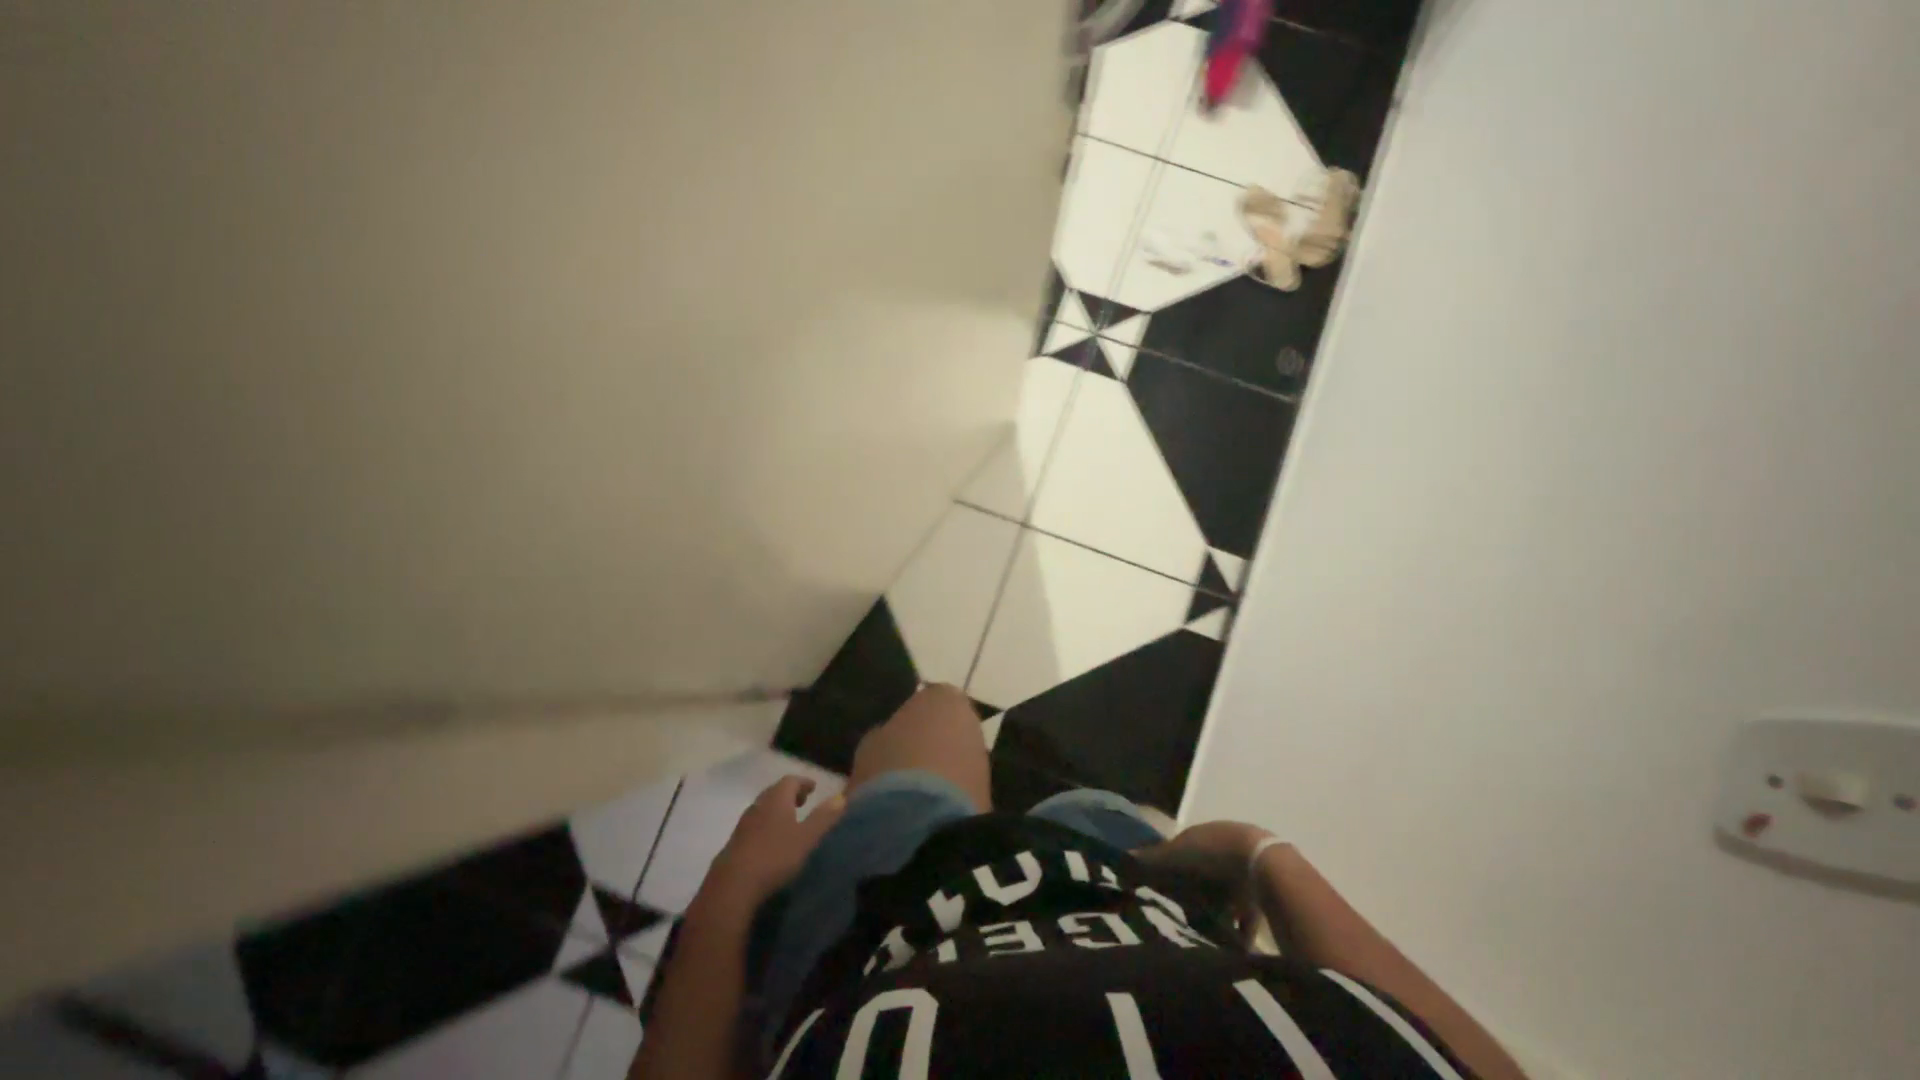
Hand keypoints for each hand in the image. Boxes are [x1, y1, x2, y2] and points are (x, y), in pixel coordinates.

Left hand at [701, 776, 846, 910]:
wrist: (733, 885)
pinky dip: (767, 824)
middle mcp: (757, 806)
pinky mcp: (736, 842)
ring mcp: (744, 824)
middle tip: (803, 802)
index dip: (803, 782)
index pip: (790, 781)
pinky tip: (772, 841)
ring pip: (763, 808)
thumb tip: (841, 797)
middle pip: (774, 792)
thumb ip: (823, 817)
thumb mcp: (806, 838)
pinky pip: (755, 824)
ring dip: (777, 809)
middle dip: (790, 794)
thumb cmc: (775, 856)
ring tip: (790, 821)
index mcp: (776, 800)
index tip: (814, 787)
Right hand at [1133, 821, 1274, 943]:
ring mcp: (1248, 864)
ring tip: (1210, 932)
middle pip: (1204, 870)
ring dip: (1219, 908)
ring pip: (1226, 889)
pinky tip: (1236, 943)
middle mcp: (1224, 843)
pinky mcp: (1267, 887)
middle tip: (1185, 913)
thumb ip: (1146, 862)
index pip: (1180, 849)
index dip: (1169, 868)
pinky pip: (1248, 909)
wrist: (1265, 868)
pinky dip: (1241, 924)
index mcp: (1202, 833)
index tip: (1162, 890)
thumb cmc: (1212, 859)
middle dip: (1195, 891)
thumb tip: (1119, 862)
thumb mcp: (1173, 860)